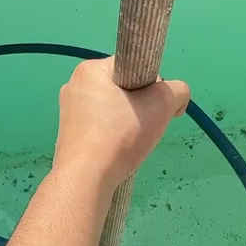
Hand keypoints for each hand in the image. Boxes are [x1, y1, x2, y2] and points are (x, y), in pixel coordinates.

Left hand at [52, 58, 190, 192]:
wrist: (87, 178)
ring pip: (111, 109)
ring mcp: (68, 111)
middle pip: (122, 88)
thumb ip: (178, 90)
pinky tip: (116, 151)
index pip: (132, 67)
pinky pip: (99, 127)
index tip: (155, 106)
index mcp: (90, 69)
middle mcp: (73, 85)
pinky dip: (112, 135)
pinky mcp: (67, 134)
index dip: (151, 85)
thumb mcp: (162, 104)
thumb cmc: (121, 135)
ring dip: (127, 122)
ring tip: (130, 142)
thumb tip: (176, 97)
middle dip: (140, 106)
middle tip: (145, 127)